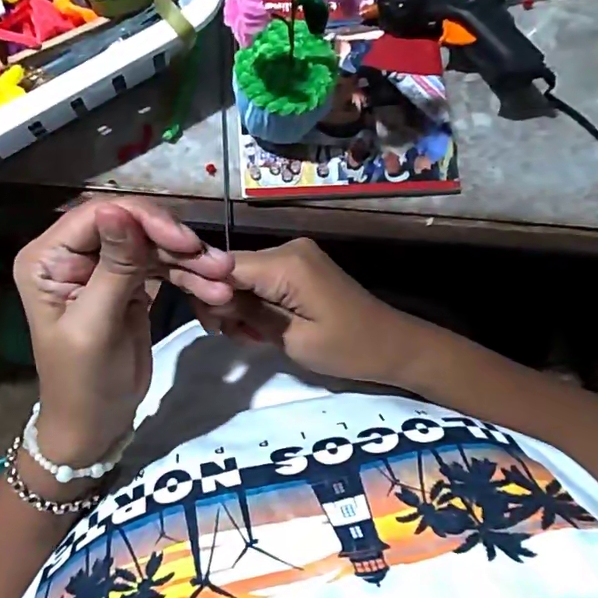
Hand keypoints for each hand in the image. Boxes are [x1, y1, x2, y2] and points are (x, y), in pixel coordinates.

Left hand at [14, 200, 232, 481]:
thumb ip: (113, 267)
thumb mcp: (96, 325)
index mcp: (48, 258)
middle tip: (219, 266)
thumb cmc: (83, 381)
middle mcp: (74, 253)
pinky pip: (164, 268)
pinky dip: (190, 278)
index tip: (185, 244)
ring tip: (224, 283)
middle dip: (176, 245)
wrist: (96, 423)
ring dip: (192, 263)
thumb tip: (118, 209)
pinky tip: (215, 291)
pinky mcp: (130, 283)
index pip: (98, 217)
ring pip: (154, 247)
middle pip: (132, 227)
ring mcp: (104, 266)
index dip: (144, 221)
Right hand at [194, 238, 424, 384]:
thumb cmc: (347, 348)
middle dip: (222, 303)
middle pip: (230, 269)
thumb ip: (248, 312)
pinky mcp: (299, 267)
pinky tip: (263, 329)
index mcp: (286, 263)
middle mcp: (287, 249)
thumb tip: (208, 295)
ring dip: (239, 307)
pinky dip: (256, 303)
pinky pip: (262, 280)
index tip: (207, 324)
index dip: (204, 290)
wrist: (393, 345)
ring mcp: (295, 256)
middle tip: (234, 338)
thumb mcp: (292, 338)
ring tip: (253, 338)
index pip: (223, 266)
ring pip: (243, 276)